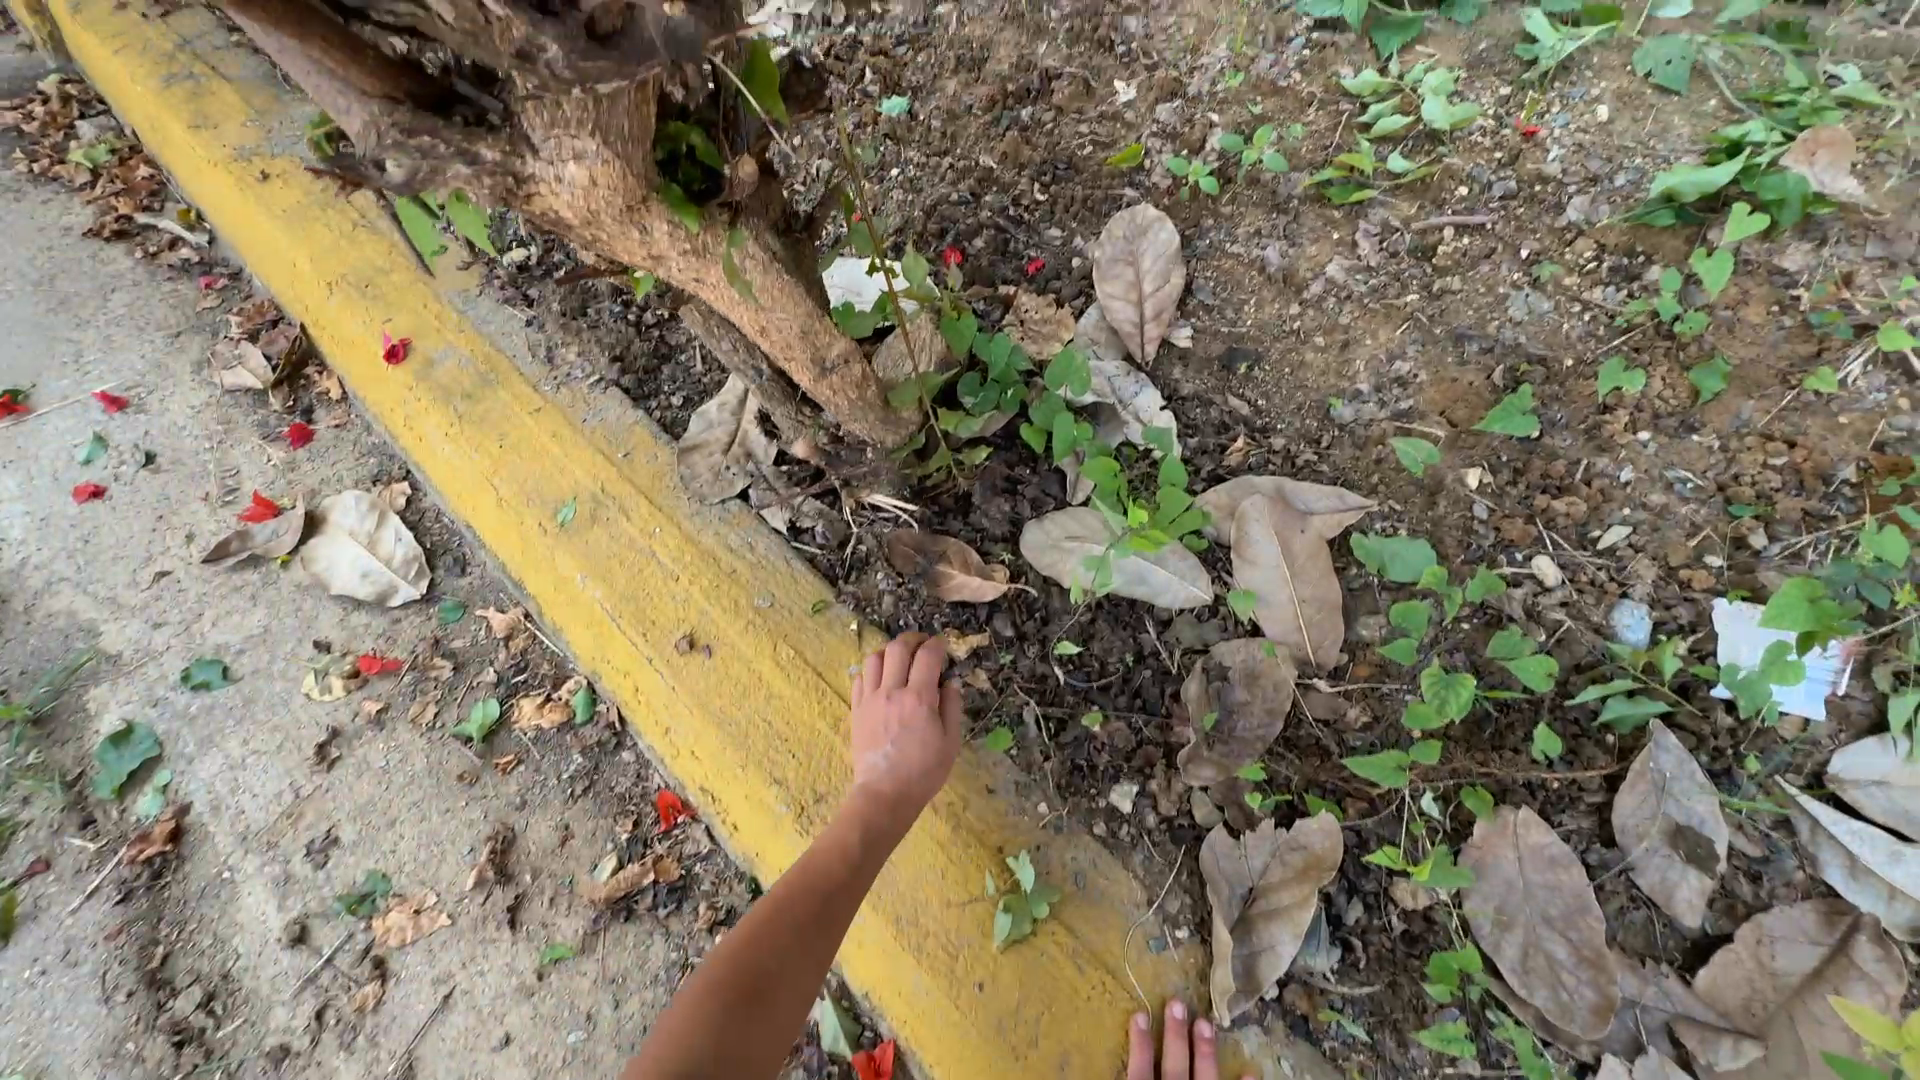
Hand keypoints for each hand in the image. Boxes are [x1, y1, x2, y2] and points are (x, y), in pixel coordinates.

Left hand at [849, 632, 962, 827]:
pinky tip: (882, 680)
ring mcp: (870, 699)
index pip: (928, 656)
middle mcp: (892, 692)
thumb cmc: (924, 771)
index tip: (943, 645)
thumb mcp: (951, 741)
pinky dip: (872, 671)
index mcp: (919, 699)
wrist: (885, 794)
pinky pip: (860, 677)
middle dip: (912, 639)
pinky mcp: (856, 709)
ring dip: (889, 652)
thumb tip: (949, 682)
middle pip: (897, 648)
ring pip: (874, 658)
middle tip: (922, 644)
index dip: (937, 644)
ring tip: (900, 660)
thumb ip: (952, 706)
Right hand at [1127, 1000, 1250, 1079]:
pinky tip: (1250, 1072)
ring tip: (1206, 1023)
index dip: (1140, 1043)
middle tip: (1178, 1003)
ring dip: (1206, 1052)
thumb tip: (1103, 1069)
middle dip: (1176, 1035)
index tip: (1140, 1014)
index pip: (1140, 1071)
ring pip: (1204, 1079)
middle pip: (1174, 1068)